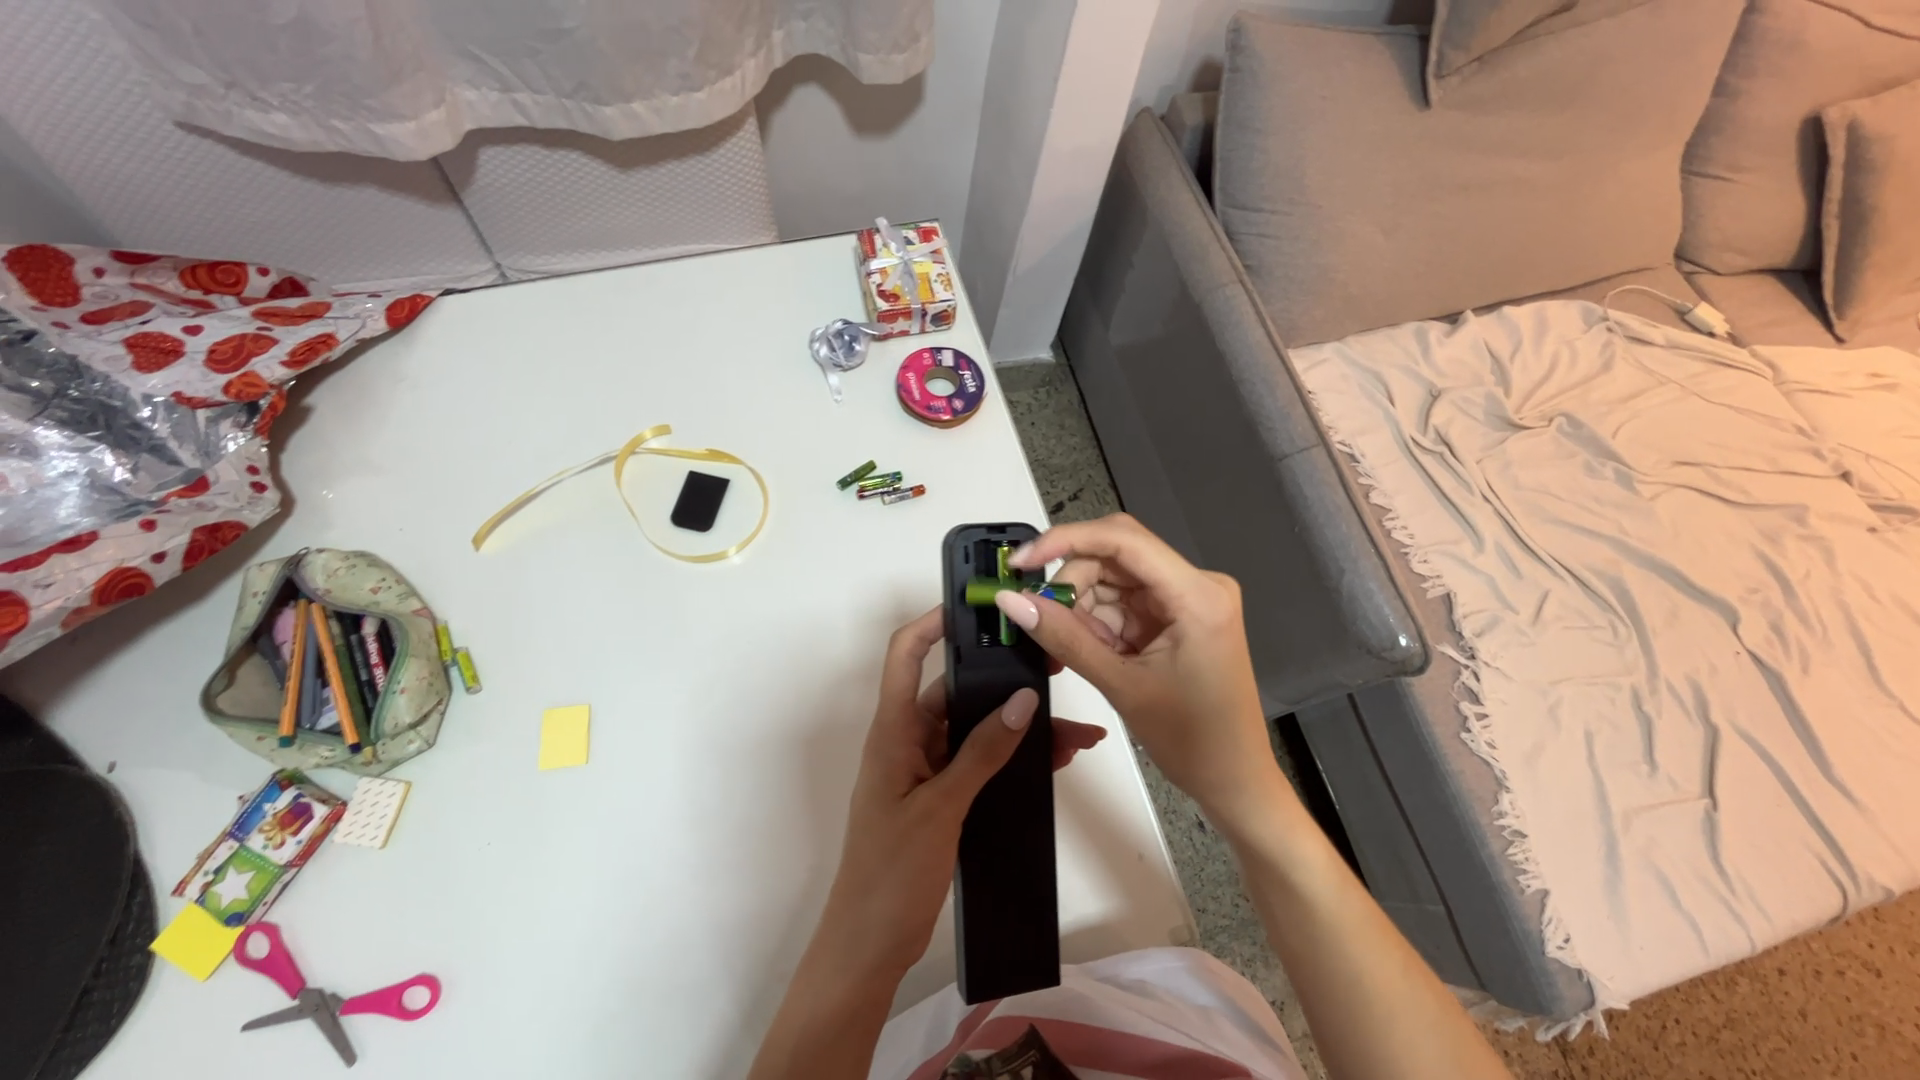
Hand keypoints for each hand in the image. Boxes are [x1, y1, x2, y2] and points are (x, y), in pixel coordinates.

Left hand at [813, 607, 1105, 980]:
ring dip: (1021, 730)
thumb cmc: (891, 871)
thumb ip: (981, 752)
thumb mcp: (941, 807)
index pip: (905, 654)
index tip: (980, 608)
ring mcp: (925, 771)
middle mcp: (908, 741)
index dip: (935, 622)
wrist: (870, 944)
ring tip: (1079, 735)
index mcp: (893, 731)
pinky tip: (1056, 761)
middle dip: (1008, 687)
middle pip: (958, 694)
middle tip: (1061, 676)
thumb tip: (1021, 700)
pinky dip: (1014, 760)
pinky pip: (980, 764)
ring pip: (977, 732)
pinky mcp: (941, 799)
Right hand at [994, 514, 1278, 827]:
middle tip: (1042, 621)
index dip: (1065, 540)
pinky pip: (1125, 603)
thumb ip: (1065, 637)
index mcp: (1197, 594)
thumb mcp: (1121, 685)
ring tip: (1072, 651)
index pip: (1122, 540)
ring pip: (1114, 580)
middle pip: (1115, 556)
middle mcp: (1196, 584)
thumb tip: (1010, 600)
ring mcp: (1187, 599)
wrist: (1234, 779)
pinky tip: (1093, 652)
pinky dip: (1098, 623)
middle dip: (1073, 584)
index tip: (1020, 563)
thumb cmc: (1192, 739)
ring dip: (1083, 608)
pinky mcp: (1177, 616)